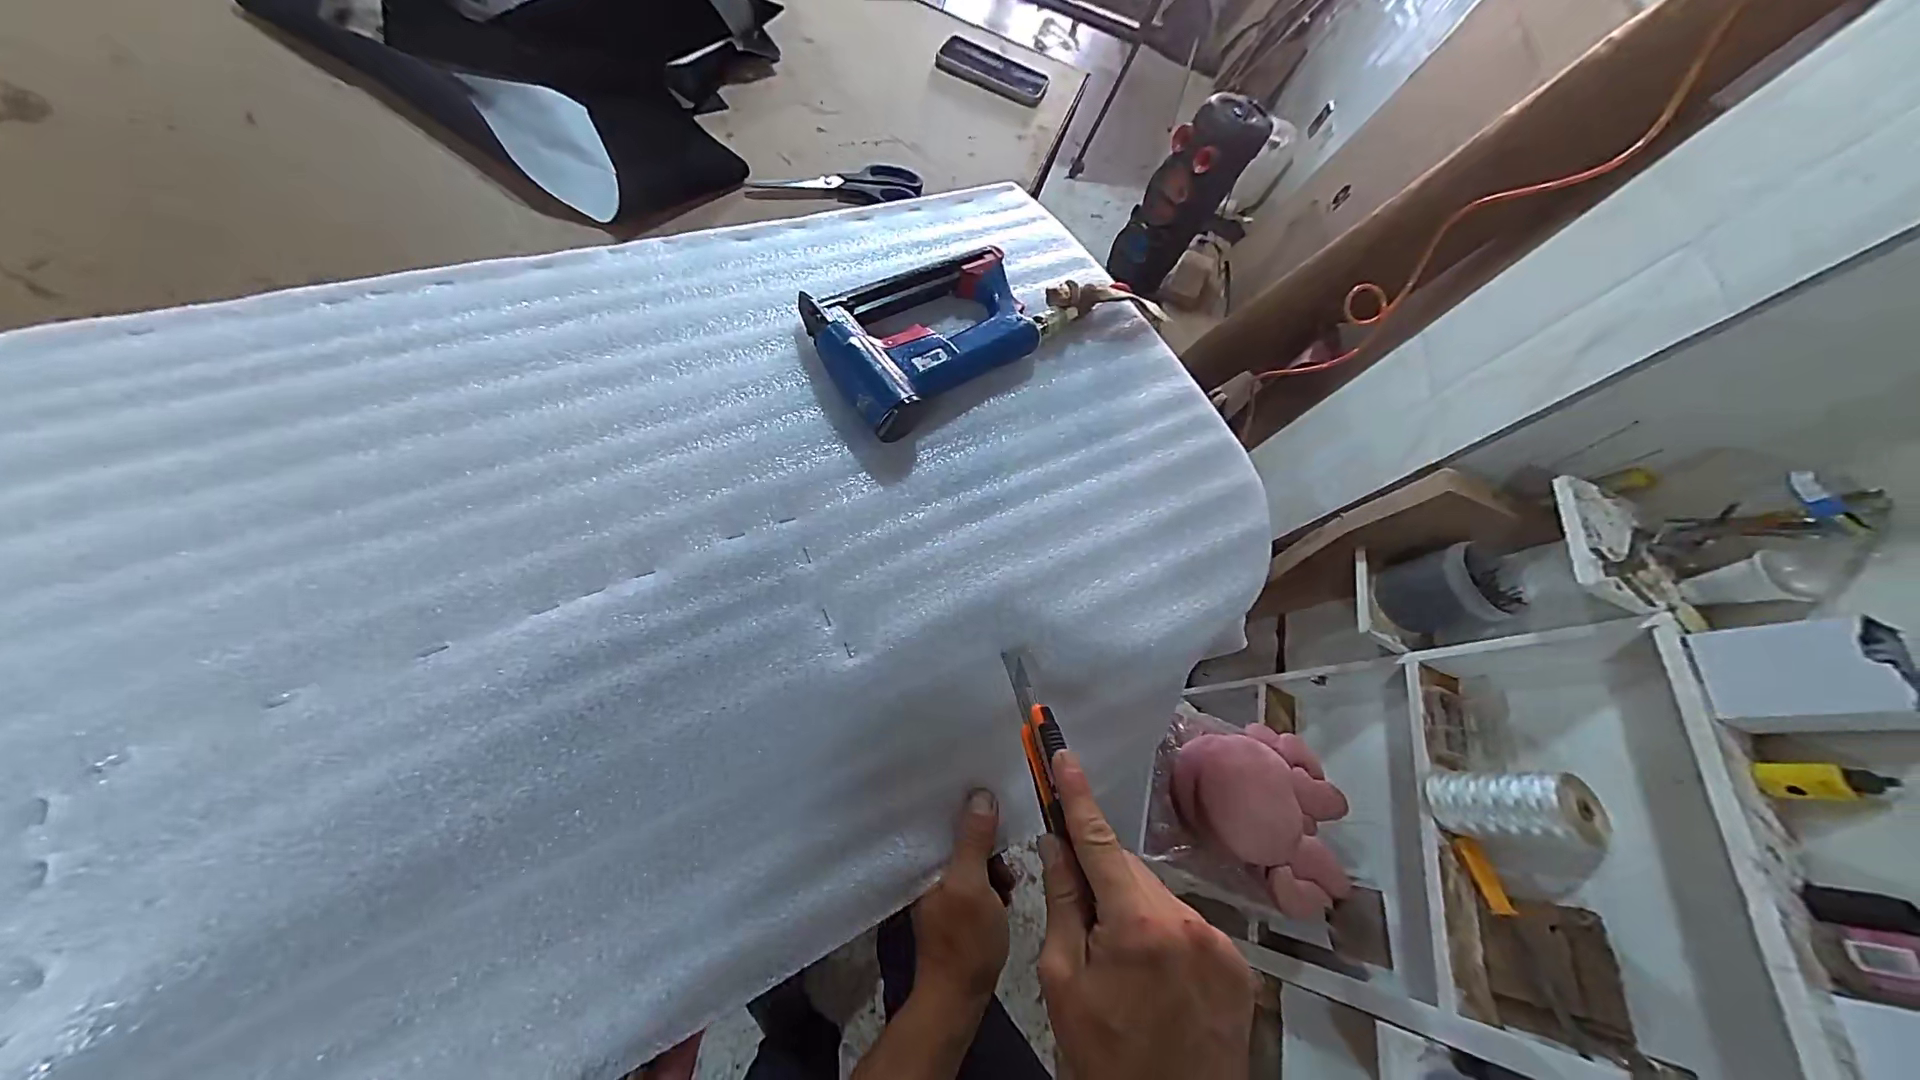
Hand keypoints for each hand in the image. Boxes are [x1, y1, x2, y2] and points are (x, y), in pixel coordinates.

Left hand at [910, 789, 1011, 1003]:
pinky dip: (993, 884)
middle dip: (988, 842)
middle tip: (1007, 863)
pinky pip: (977, 879)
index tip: (993, 793)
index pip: (943, 817)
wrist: (958, 1000)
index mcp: (924, 860)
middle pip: (961, 837)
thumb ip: (974, 840)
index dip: (967, 804)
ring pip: (973, 858)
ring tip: (1008, 886)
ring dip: (994, 866)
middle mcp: (928, 869)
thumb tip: (980, 794)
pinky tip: (1005, 897)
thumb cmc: (965, 942)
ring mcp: (941, 888)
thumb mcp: (974, 885)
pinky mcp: (955, 905)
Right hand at [1038, 750, 1255, 1079]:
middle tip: (1081, 909)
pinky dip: (1161, 930)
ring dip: (1131, 905)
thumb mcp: (1063, 980)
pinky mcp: (1237, 963)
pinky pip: (1184, 923)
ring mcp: (1217, 942)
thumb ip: (1062, 902)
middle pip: (1127, 869)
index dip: (1077, 795)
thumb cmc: (1103, 1054)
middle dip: (1100, 874)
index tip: (1064, 755)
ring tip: (1119, 959)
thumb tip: (1055, 844)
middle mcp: (1185, 921)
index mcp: (1135, 925)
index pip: (1097, 841)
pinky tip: (1152, 973)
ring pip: (1156, 895)